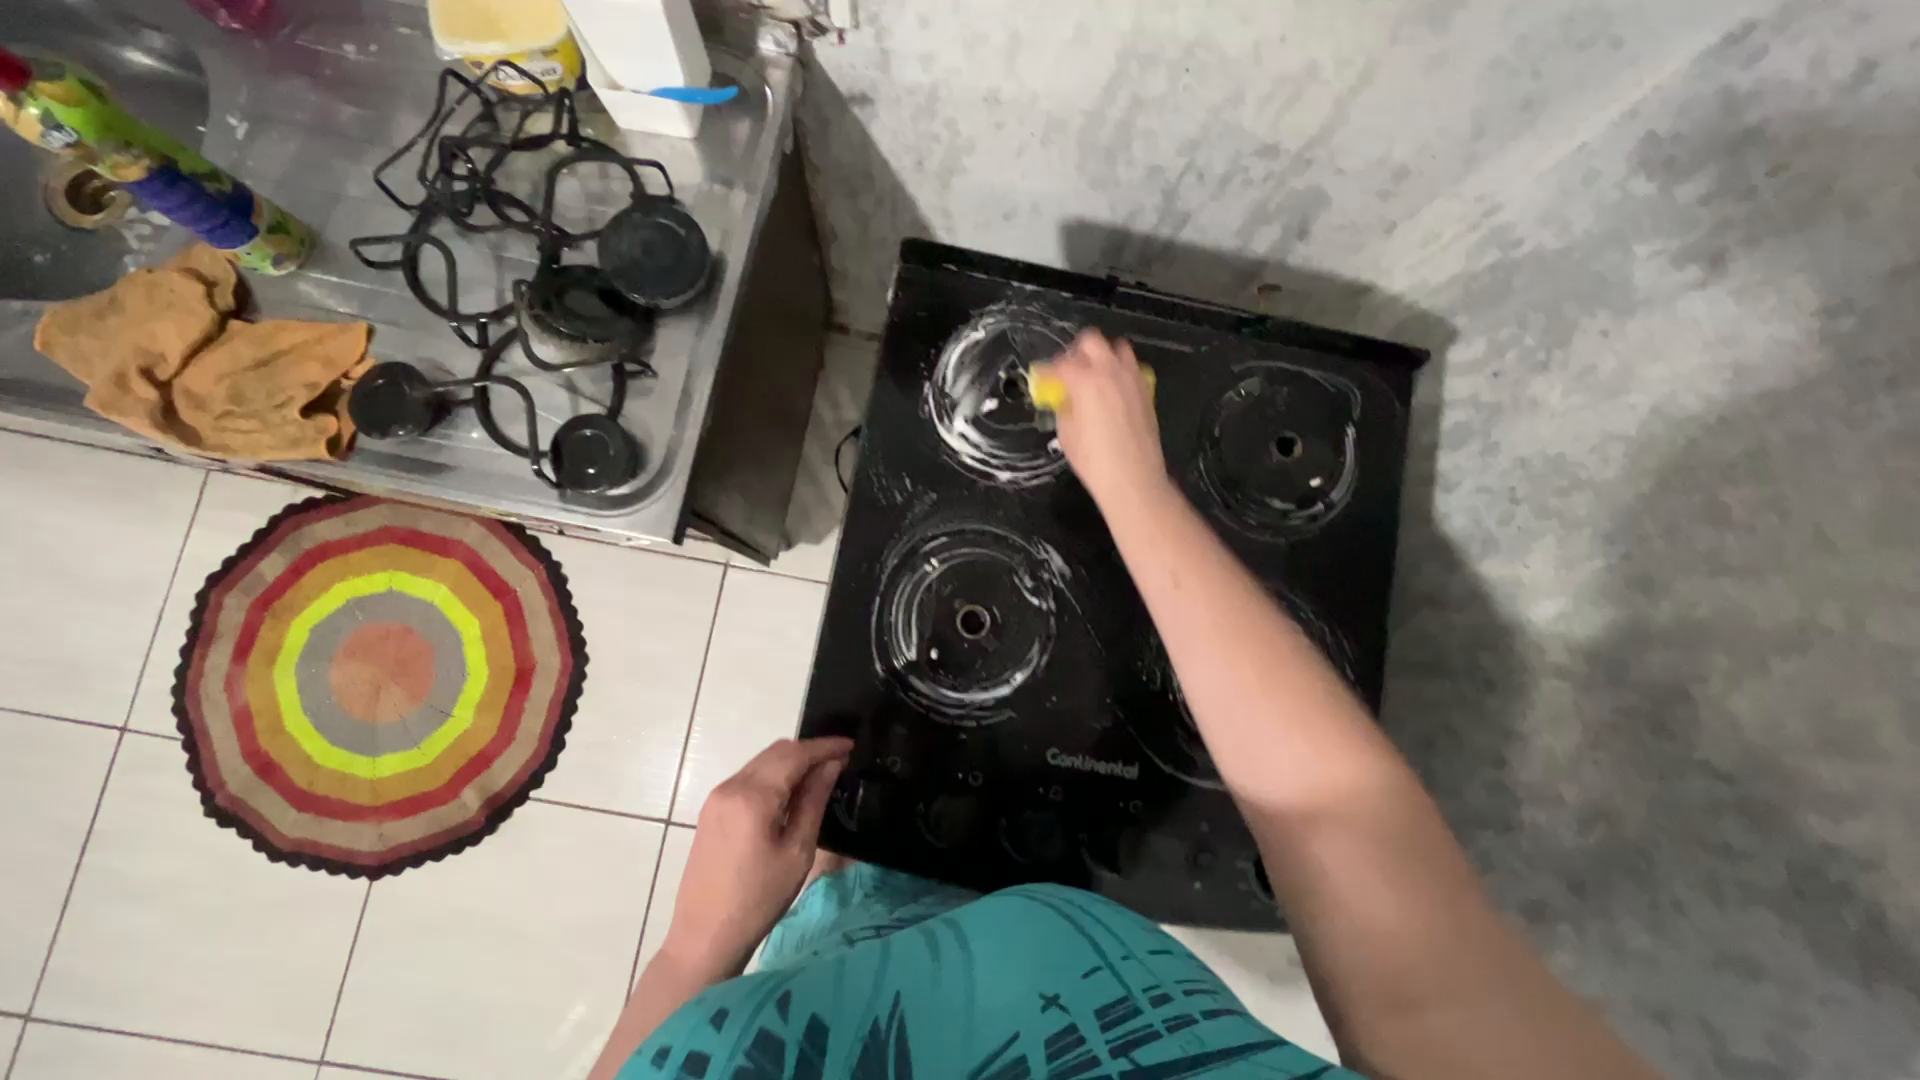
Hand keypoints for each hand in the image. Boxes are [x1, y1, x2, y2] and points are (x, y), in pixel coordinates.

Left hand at [660, 737, 852, 980]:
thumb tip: (831, 766)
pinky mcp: (712, 811)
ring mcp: (717, 798)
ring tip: (821, 777)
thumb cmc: (758, 899)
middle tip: (840, 762)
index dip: (825, 746)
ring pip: (761, 763)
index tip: (851, 746)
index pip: (795, 755)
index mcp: (752, 796)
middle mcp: (730, 787)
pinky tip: (791, 794)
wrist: (704, 936)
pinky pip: (748, 778)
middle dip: (809, 751)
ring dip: (791, 763)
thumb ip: (814, 802)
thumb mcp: (797, 852)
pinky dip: (773, 776)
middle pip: (775, 752)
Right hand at [1033, 330, 1169, 509]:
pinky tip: (1112, 391)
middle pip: (1091, 341)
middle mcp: (1110, 371)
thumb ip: (1064, 406)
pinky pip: (1131, 368)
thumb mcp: (1066, 433)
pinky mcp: (1146, 390)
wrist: (1133, 478)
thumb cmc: (1093, 460)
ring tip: (1094, 376)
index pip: (1059, 364)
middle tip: (1068, 372)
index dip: (1047, 371)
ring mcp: (1132, 378)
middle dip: (1076, 353)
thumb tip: (1065, 397)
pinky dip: (1119, 371)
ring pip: (1117, 348)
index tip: (1042, 379)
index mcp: (1085, 380)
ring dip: (1102, 356)